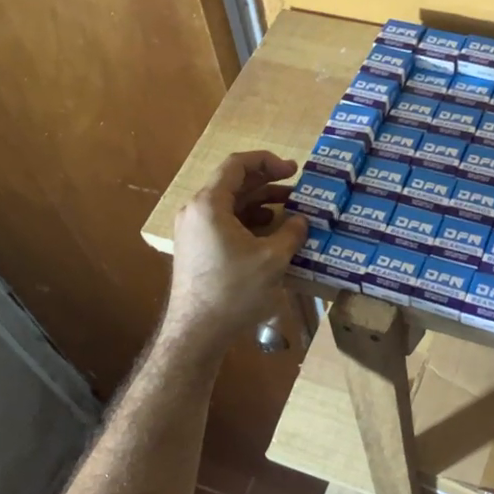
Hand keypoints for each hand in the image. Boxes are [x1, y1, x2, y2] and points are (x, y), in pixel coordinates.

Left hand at [164, 151, 309, 356]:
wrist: (197, 332)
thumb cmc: (233, 291)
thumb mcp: (271, 260)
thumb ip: (290, 233)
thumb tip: (301, 221)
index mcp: (209, 204)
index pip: (237, 165)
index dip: (267, 161)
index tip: (293, 169)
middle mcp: (195, 211)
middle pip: (232, 183)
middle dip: (267, 183)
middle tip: (296, 186)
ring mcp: (192, 231)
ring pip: (229, 205)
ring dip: (259, 204)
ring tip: (289, 212)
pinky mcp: (195, 250)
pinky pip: (223, 224)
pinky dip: (247, 222)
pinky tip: (270, 234)